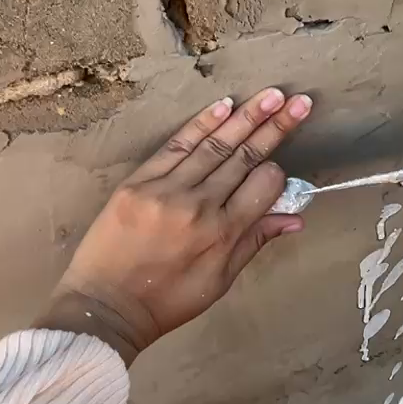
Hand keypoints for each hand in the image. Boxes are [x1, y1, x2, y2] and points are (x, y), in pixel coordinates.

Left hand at [36, 87, 312, 361]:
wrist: (102, 309)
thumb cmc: (167, 300)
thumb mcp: (220, 280)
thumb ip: (256, 241)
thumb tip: (295, 218)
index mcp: (222, 234)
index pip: (263, 185)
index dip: (276, 174)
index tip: (277, 169)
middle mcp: (199, 206)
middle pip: (245, 157)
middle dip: (276, 126)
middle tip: (300, 101)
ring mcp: (167, 190)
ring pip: (216, 145)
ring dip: (248, 116)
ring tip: (272, 95)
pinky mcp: (139, 181)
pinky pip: (178, 145)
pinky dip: (203, 123)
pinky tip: (226, 104)